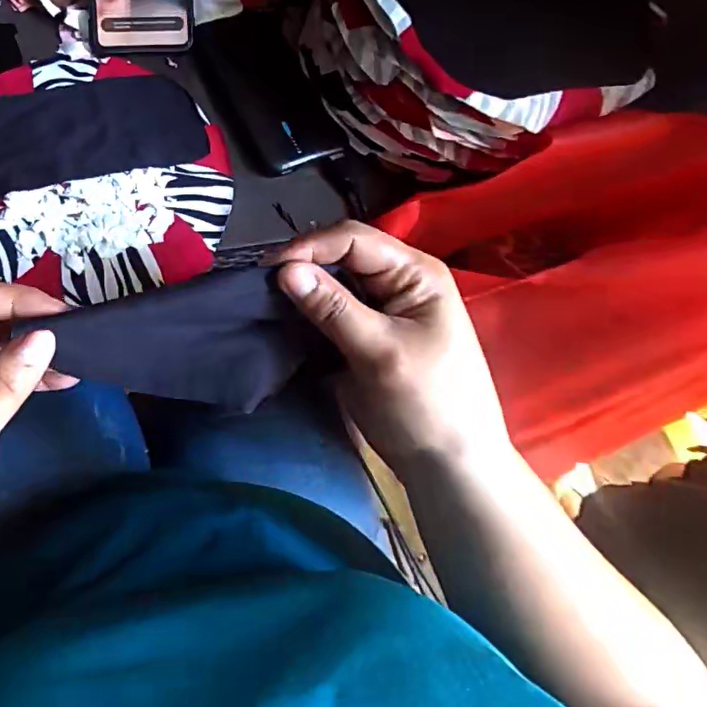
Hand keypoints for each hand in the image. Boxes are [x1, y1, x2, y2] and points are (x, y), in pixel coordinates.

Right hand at [271, 221, 512, 472]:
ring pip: (332, 281)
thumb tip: (284, 270)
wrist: (447, 467)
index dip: (310, 247)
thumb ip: (333, 308)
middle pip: (341, 255)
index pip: (354, 239)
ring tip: (264, 297)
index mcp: (415, 272)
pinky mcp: (364, 333)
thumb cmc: (427, 405)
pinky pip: (330, 309)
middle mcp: (397, 281)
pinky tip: (282, 317)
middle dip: (303, 264)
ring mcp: (380, 307)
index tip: (268, 268)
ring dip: (302, 288)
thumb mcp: (380, 353)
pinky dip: (306, 311)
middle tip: (259, 283)